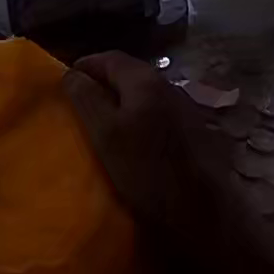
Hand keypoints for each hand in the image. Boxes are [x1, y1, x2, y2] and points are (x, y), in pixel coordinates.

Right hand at [63, 51, 248, 269]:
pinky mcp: (197, 131)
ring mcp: (186, 108)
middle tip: (81, 103)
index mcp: (145, 80)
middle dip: (103, 84)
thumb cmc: (148, 170)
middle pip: (129, 74)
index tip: (66, 81)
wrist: (206, 215)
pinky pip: (160, 113)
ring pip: (145, 95)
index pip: (108, 58)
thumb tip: (71, 73)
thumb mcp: (105, 135)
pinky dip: (141, 118)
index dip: (85, 66)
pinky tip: (135, 140)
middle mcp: (169, 85)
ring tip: (104, 123)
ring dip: (123, 102)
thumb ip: (86, 99)